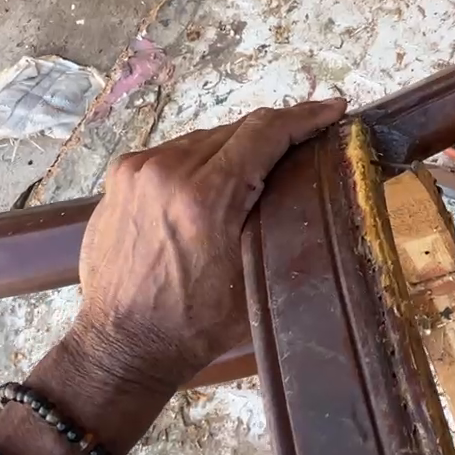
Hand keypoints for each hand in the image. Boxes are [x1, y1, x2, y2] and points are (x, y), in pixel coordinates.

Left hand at [69, 98, 346, 389]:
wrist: (120, 346)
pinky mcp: (121, 175)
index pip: (264, 132)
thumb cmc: (196, 322)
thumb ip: (281, 221)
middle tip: (307, 139)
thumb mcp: (256, 277)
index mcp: (205, 195)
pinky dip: (204, 156)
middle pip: (238, 129)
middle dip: (276, 132)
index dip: (305, 116)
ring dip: (238, 144)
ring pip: (207, 137)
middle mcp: (168, 170)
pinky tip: (217, 176)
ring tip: (262, 162)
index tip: (334, 108)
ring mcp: (139, 169)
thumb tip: (315, 180)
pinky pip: (178, 150)